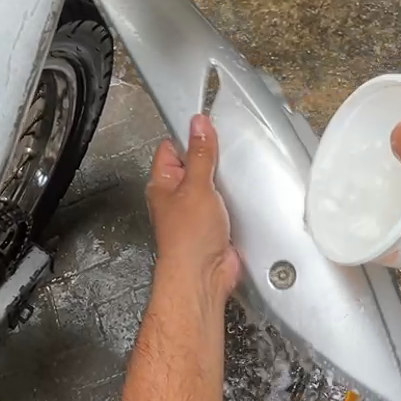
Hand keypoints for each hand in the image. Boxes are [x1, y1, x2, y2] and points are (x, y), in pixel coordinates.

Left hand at [146, 114, 240, 302]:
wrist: (204, 275)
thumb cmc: (188, 238)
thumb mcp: (197, 185)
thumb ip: (200, 153)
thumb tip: (198, 125)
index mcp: (162, 183)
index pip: (172, 146)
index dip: (189, 136)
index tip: (208, 129)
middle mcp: (175, 197)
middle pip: (195, 164)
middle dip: (212, 161)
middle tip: (224, 159)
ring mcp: (194, 212)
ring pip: (212, 184)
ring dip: (224, 184)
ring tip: (230, 184)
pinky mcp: (213, 225)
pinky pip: (225, 203)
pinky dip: (233, 202)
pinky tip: (238, 202)